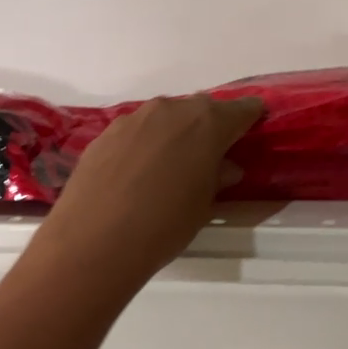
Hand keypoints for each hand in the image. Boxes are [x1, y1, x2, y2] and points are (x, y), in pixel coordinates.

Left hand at [30, 94, 264, 289]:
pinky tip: (136, 173)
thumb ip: (217, 179)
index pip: (239, 111)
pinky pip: (133, 135)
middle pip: (197, 111)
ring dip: (169, 136)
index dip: (248, 119)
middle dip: (206, 128)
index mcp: (206, 122)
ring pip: (161, 120)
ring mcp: (132, 120)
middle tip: (208, 154)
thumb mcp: (203, 207)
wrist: (96, 238)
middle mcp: (169, 110)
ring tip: (169, 165)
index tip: (251, 128)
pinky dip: (140, 147)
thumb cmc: (164, 224)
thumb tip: (224, 168)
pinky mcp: (102, 136)